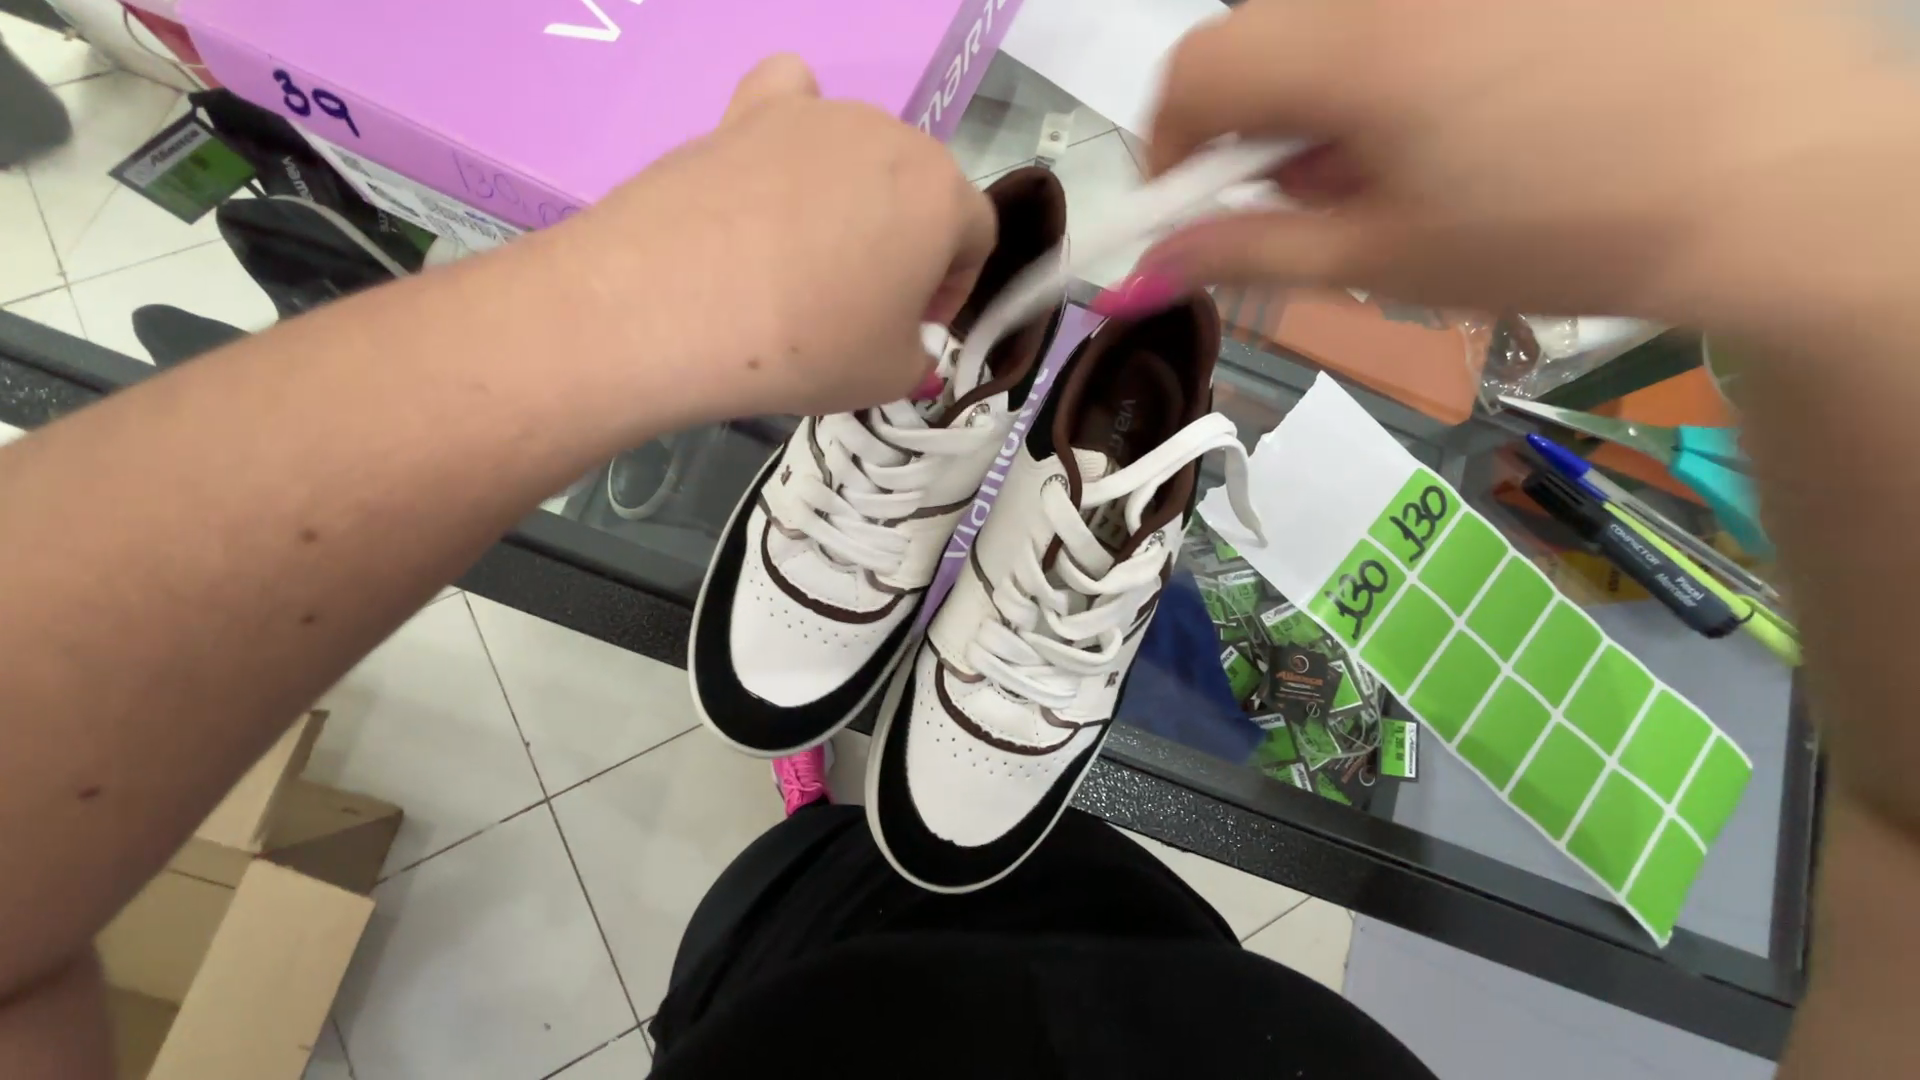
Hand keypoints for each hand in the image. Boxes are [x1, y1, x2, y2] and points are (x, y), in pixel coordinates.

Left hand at [552, 55, 994, 421]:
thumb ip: (920, 356)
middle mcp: (889, 136)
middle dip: (910, 246)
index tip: (917, 327)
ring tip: (809, 259)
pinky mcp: (745, 110)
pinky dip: (797, 133)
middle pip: (922, 189)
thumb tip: (908, 343)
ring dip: (858, 203)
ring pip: (862, 154)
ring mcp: (815, 115)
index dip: (955, 286)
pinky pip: (793, 99)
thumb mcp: (891, 378)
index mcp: (943, 196)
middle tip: (866, 304)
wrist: (673, 308)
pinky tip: (779, 172)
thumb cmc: (809, 347)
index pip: (978, 234)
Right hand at [1145, 0, 1919, 334]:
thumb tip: (1148, 263)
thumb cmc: (1553, 236)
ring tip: (1390, 151)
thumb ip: (1244, 250)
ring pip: (1327, 9)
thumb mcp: (1376, 260)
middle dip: (1249, 118)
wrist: (1773, 174)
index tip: (1187, 202)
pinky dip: (1382, 46)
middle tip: (1304, 190)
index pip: (1195, 69)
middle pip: (1259, 28)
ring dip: (1317, 83)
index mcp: (1362, 47)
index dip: (1167, 143)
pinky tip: (1447, 96)